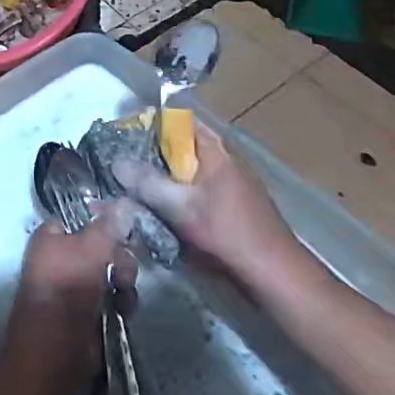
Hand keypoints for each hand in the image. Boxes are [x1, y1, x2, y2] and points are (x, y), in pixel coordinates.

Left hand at [7, 203, 137, 372]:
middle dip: (118, 258)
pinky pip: (113, 297)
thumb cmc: (64, 290)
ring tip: (121, 296)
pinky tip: (122, 313)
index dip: (106, 221)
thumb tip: (123, 202)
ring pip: (112, 272)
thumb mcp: (87, 251)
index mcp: (51, 236)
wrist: (55, 350)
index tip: (128, 228)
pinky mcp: (89, 310)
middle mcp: (62, 256)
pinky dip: (121, 303)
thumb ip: (107, 228)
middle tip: (120, 272)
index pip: (83, 217)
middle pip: (103, 245)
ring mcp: (75, 285)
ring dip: (123, 283)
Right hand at [115, 124, 320, 293]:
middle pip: (180, 144)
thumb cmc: (227, 233)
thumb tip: (116, 162)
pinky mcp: (236, 201)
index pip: (176, 119)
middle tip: (125, 164)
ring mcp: (234, 179)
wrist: (277, 275)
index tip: (123, 136)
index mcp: (214, 149)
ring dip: (166, 174)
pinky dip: (181, 190)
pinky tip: (167, 208)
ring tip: (139, 186)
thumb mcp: (179, 207)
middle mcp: (226, 157)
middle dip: (152, 152)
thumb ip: (146, 182)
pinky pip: (199, 185)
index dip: (148, 123)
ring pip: (189, 167)